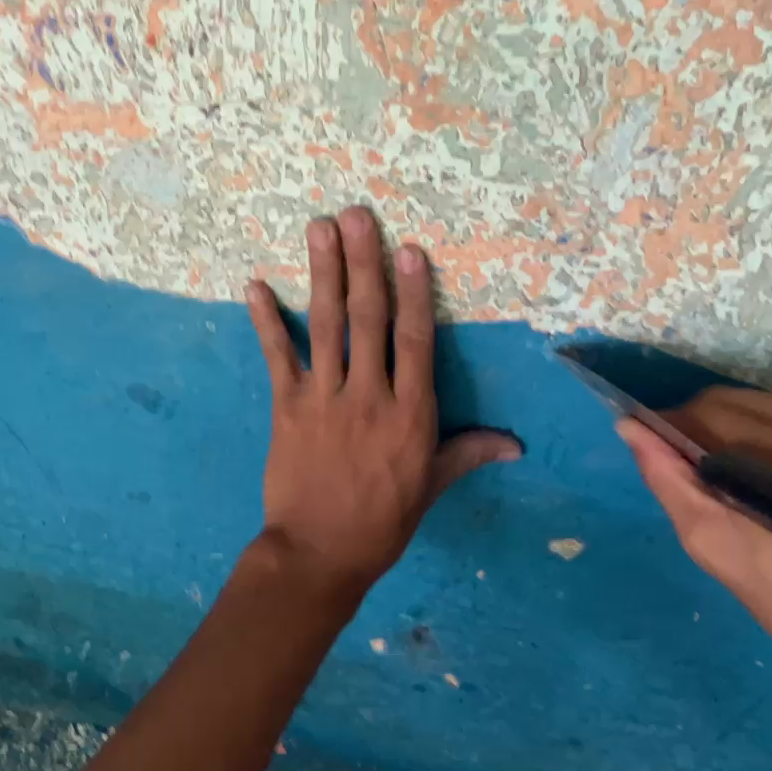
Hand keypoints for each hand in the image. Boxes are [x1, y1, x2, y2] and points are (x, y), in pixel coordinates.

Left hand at [244, 207, 521, 598]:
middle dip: (363, 264)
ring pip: (325, 326)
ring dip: (321, 274)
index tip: (409, 250)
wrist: (319, 554)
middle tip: (356, 216)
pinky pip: (277, 357)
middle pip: (367, 319)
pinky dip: (265, 321)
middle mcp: (368, 396)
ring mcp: (324, 398)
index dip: (413, 294)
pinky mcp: (287, 407)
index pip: (416, 342)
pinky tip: (255, 285)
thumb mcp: (432, 487)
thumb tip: (517, 444)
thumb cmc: (381, 521)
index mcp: (410, 414)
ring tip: (318, 229)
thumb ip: (469, 454)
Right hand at [618, 387, 771, 678]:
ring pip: (755, 404)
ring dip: (726, 430)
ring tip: (725, 477)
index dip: (668, 430)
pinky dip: (758, 434)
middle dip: (696, 429)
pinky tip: (760, 472)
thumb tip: (631, 427)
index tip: (655, 458)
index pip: (705, 413)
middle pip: (729, 402)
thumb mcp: (716, 549)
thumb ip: (672, 482)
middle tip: (688, 476)